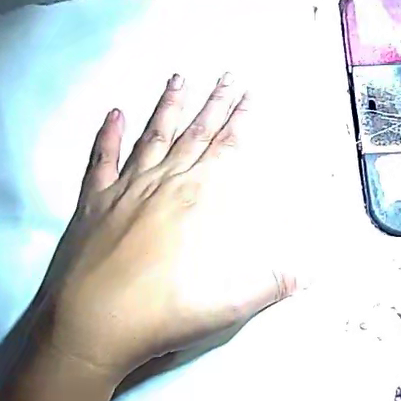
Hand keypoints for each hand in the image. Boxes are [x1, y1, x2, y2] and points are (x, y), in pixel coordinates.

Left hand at [36, 73, 298, 381]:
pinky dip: (108, 135)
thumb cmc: (158, 316)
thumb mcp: (224, 307)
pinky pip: (102, 159)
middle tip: (226, 75)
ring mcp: (124, 188)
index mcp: (195, 201)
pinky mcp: (92, 201)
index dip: (240, 120)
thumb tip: (310, 275)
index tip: (249, 94)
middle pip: (194, 134)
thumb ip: (266, 285)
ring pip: (152, 137)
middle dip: (213, 103)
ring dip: (168, 107)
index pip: (225, 150)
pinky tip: (114, 113)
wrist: (90, 326)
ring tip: (179, 78)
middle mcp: (161, 183)